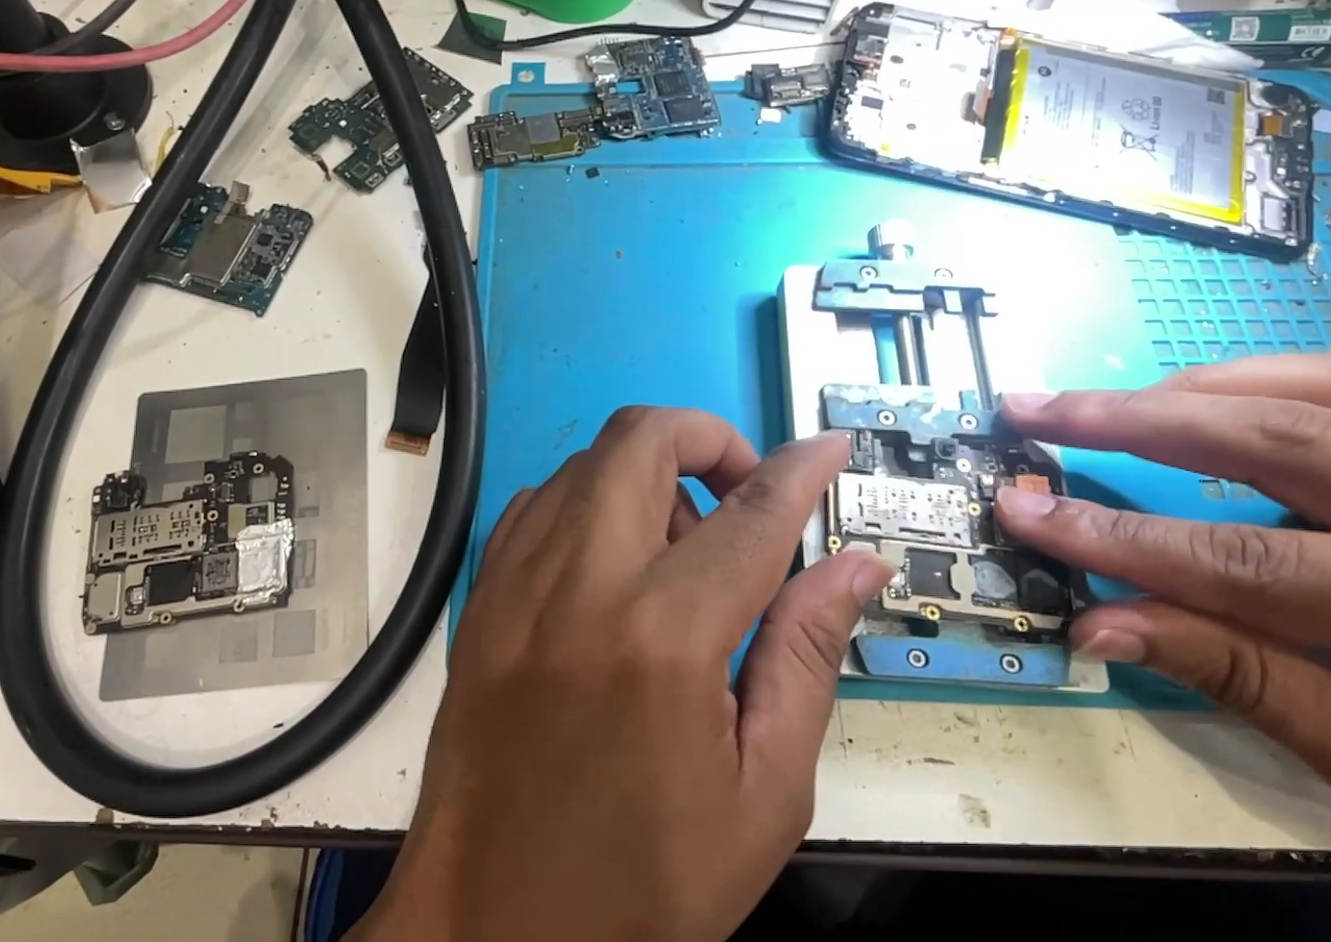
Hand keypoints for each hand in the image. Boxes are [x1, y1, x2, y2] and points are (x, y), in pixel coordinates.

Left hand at [351, 408, 890, 941]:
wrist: (494, 927)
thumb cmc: (640, 882)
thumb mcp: (761, 791)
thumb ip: (805, 657)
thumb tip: (851, 566)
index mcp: (661, 634)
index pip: (750, 516)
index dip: (800, 471)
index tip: (828, 448)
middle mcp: (577, 584)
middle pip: (641, 441)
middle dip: (706, 438)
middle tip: (744, 496)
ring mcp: (513, 586)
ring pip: (582, 464)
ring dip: (645, 474)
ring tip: (681, 551)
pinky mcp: (479, 603)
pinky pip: (535, 509)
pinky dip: (585, 505)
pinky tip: (613, 568)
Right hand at [992, 351, 1330, 877]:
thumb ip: (1266, 690)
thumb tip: (1106, 625)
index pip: (1260, 566)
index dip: (1125, 539)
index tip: (1024, 512)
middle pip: (1288, 437)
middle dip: (1136, 420)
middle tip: (1036, 407)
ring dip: (1206, 387)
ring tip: (1119, 404)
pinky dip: (1307, 377)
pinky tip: (1247, 396)